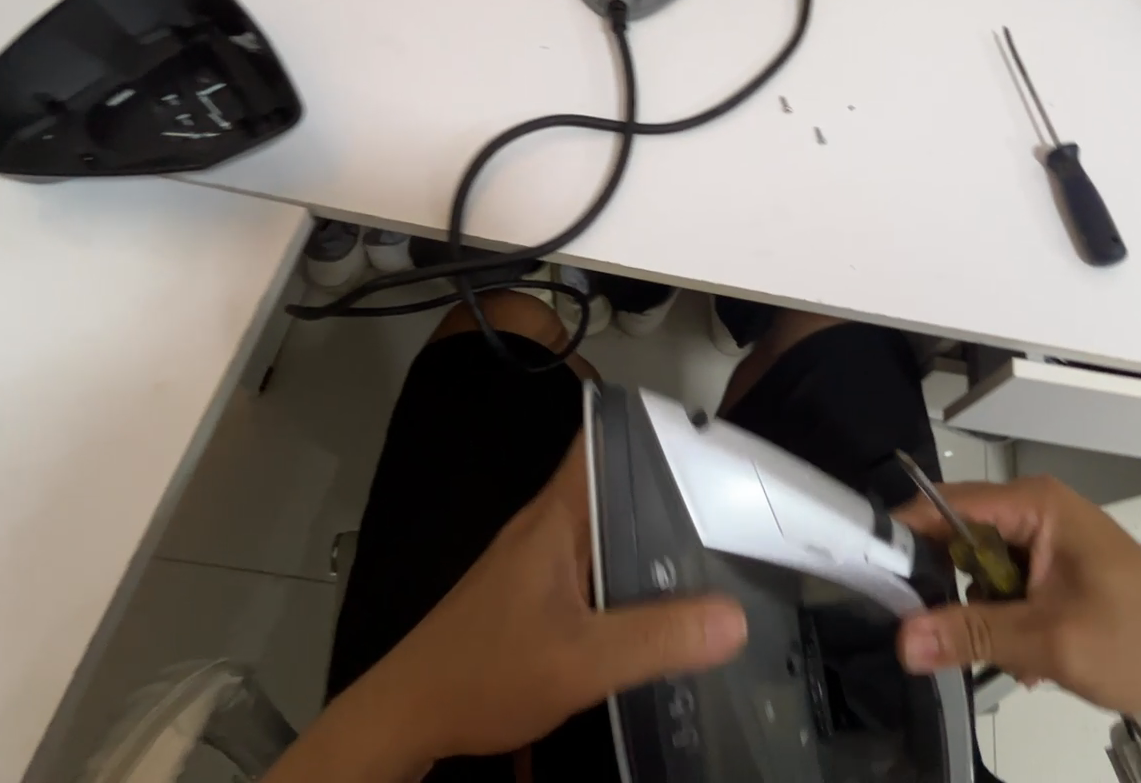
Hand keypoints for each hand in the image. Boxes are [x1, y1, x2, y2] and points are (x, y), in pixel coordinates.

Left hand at [274, 440, 746, 780]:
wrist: (407, 716)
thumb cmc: (484, 672)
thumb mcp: (580, 661)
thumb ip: (656, 639)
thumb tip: (734, 619)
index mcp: (556, 516)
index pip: (601, 441)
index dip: (649, 425)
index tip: (703, 431)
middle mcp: (549, 524)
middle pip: (614, 480)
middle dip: (668, 480)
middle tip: (731, 491)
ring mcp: (540, 555)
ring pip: (607, 521)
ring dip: (651, 524)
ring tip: (715, 534)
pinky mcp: (537, 587)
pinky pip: (597, 556)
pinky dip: (631, 561)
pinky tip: (661, 588)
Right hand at [893, 477, 1140, 715]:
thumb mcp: (1049, 640)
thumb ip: (971, 635)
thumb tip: (900, 641)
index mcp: (1035, 504)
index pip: (948, 502)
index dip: (908, 533)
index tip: (873, 571)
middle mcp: (1038, 510)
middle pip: (962, 536)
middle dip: (952, 586)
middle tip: (940, 631)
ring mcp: (1051, 540)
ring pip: (983, 567)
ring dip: (983, 611)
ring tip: (1005, 655)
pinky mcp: (1060, 568)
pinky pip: (1008, 585)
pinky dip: (1007, 619)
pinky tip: (1026, 657)